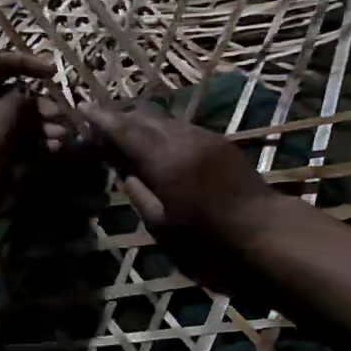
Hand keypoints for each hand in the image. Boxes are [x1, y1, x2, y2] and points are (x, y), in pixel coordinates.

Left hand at [0, 52, 53, 230]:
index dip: (24, 62)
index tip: (52, 73)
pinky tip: (54, 153)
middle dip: (40, 104)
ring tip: (62, 140)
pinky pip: (19, 141)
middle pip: (13, 95)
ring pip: (19, 120)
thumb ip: (16, 105)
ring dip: (43, 126)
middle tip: (61, 119)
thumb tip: (29, 94)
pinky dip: (37, 144)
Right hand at [78, 104, 289, 290]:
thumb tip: (123, 170)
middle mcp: (183, 139)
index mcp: (164, 160)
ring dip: (142, 122)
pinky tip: (157, 141)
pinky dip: (163, 130)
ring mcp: (205, 138)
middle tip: (99, 120)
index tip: (82, 108)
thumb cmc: (210, 243)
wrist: (267, 234)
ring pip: (165, 120)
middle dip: (120, 116)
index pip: (124, 130)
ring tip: (125, 129)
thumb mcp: (163, 227)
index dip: (101, 119)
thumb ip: (138, 193)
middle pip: (144, 117)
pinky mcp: (221, 144)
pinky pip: (183, 128)